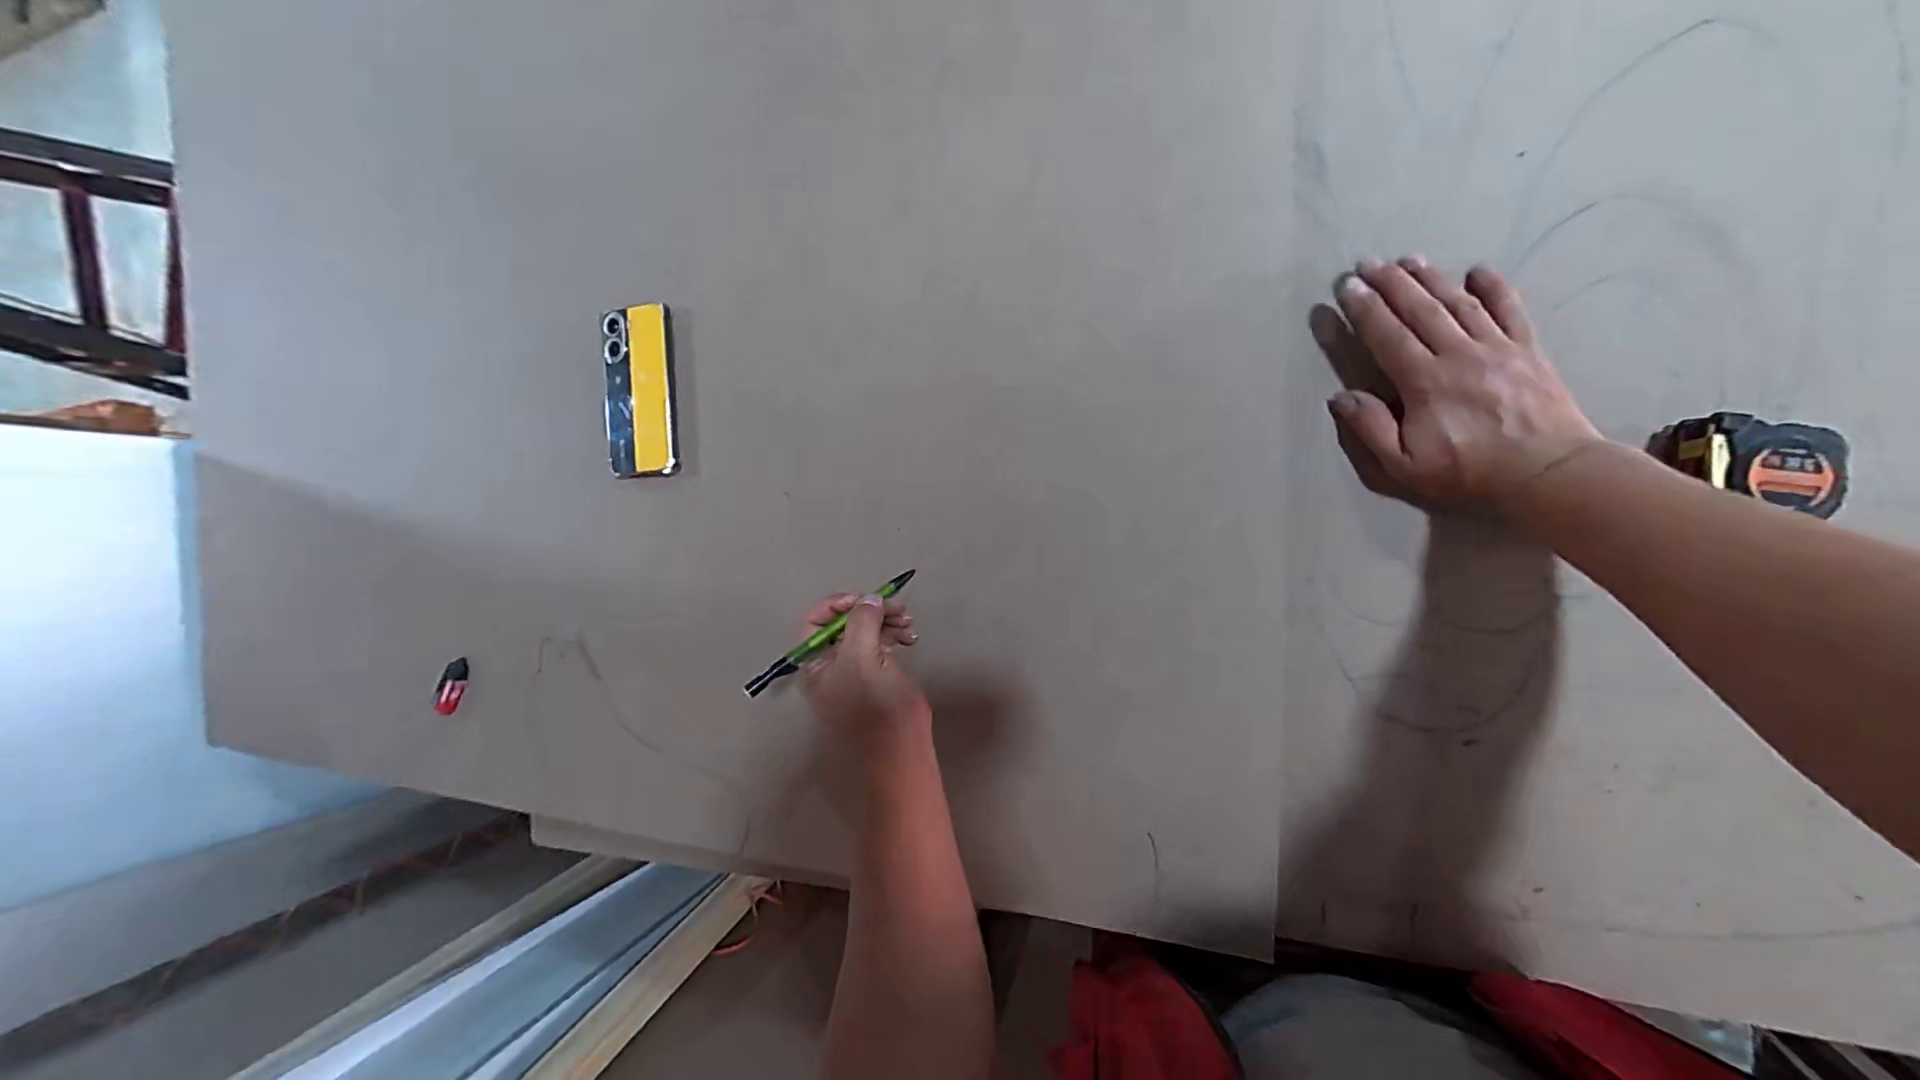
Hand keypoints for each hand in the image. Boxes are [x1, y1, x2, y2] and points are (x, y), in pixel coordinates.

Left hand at [798, 592, 927, 750]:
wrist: (900, 743)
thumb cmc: (872, 703)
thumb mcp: (860, 656)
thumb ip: (861, 621)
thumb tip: (869, 600)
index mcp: (815, 662)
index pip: (815, 621)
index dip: (837, 605)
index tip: (863, 600)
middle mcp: (830, 663)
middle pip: (844, 622)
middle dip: (869, 610)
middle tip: (896, 608)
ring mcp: (854, 667)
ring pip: (866, 630)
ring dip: (886, 619)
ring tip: (907, 622)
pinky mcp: (876, 672)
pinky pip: (880, 642)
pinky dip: (893, 633)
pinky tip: (908, 636)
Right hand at [1326, 256, 1602, 508]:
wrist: (1548, 472)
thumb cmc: (1468, 472)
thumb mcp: (1404, 466)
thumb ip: (1371, 429)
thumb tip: (1342, 397)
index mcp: (1425, 382)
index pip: (1388, 336)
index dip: (1365, 310)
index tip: (1347, 287)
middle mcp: (1459, 355)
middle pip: (1420, 310)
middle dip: (1391, 284)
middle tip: (1369, 263)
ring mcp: (1497, 349)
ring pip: (1459, 304)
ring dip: (1432, 279)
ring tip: (1409, 260)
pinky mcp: (1527, 351)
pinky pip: (1509, 311)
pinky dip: (1494, 288)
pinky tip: (1478, 271)